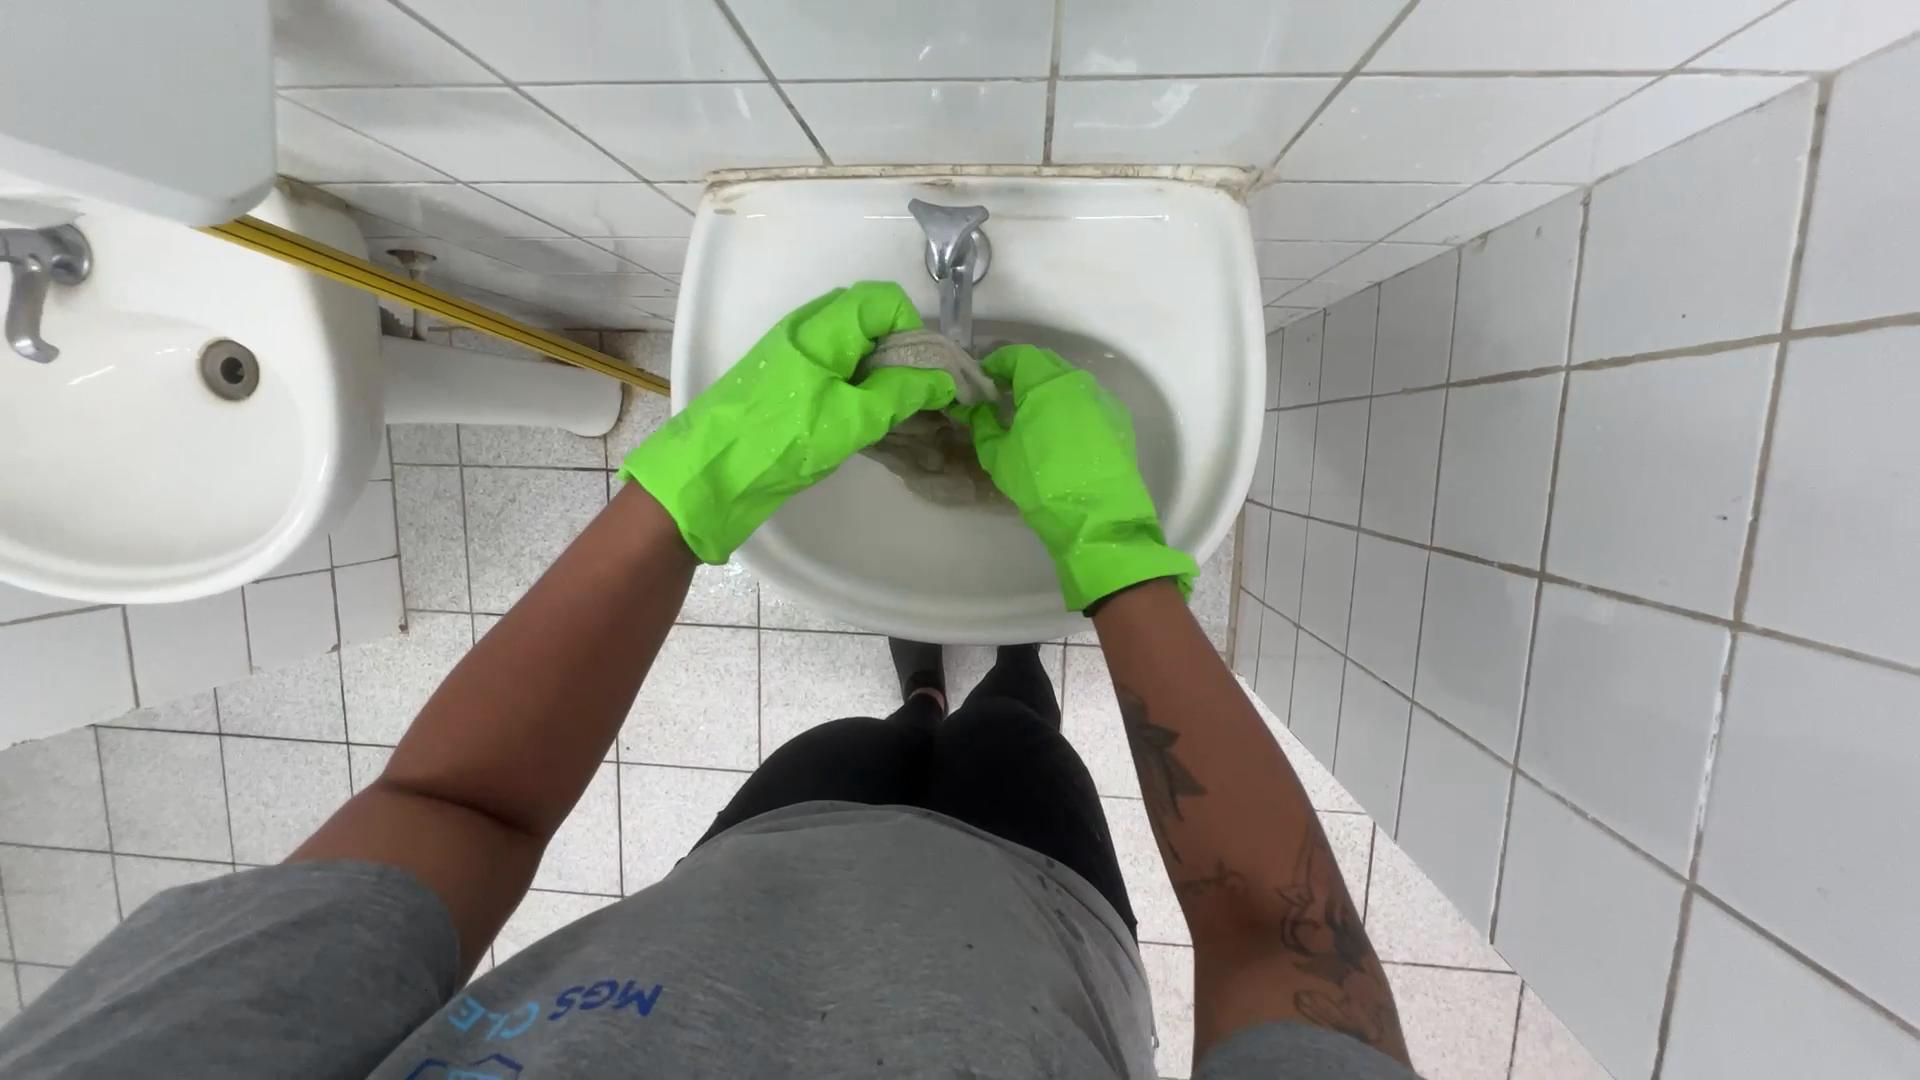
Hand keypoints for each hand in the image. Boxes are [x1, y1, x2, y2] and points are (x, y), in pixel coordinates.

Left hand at [618, 282, 957, 562]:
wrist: (714, 473)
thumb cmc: (784, 441)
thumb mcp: (853, 419)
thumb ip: (903, 392)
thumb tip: (944, 377)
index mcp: (824, 327)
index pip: (885, 300)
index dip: (912, 331)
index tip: (920, 375)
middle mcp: (806, 326)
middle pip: (870, 319)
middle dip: (898, 352)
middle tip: (905, 396)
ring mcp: (792, 349)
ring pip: (853, 344)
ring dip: (877, 371)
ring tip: (881, 412)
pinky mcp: (784, 374)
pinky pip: (833, 362)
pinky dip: (854, 381)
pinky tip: (853, 417)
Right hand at [956, 345, 1195, 611]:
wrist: (1095, 516)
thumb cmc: (1040, 483)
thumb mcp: (997, 455)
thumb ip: (983, 424)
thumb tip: (977, 408)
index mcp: (1046, 383)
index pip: (1017, 355)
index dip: (996, 363)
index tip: (983, 378)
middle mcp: (1078, 383)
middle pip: (1045, 364)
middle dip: (1021, 373)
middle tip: (1003, 393)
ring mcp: (1102, 401)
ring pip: (1068, 383)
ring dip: (1046, 390)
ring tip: (1030, 414)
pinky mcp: (1117, 421)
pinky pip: (1086, 403)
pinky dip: (1068, 408)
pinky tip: (1058, 432)